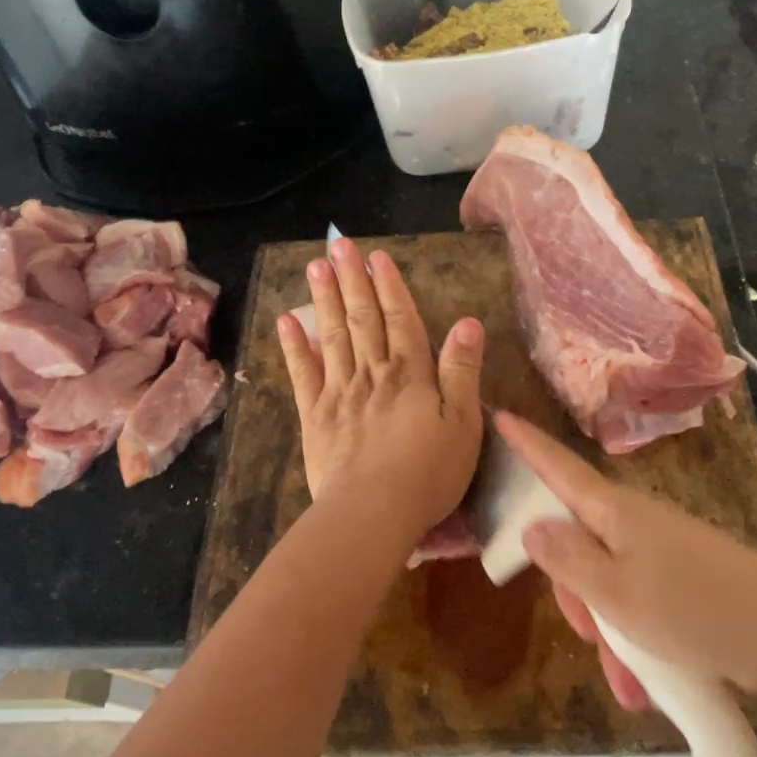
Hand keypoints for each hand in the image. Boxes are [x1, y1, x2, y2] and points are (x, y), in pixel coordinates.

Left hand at [277, 238, 484, 544]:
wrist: (372, 511)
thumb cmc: (428, 473)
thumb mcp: (463, 423)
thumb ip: (462, 371)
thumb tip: (468, 322)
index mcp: (410, 374)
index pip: (400, 320)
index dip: (390, 287)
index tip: (376, 257)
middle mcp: (373, 373)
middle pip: (362, 319)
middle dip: (351, 280)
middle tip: (338, 245)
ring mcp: (339, 392)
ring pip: (332, 336)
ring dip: (325, 300)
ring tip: (315, 267)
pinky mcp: (314, 416)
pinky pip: (303, 374)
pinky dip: (295, 346)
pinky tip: (287, 321)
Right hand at [497, 412, 756, 702]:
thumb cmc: (691, 606)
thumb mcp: (614, 591)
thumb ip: (567, 560)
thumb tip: (532, 526)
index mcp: (612, 512)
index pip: (558, 470)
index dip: (527, 446)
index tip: (500, 417)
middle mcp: (634, 525)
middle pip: (579, 545)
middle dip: (576, 596)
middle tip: (587, 635)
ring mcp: (662, 554)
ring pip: (610, 587)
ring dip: (611, 635)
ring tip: (629, 682)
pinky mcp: (684, 585)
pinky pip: (642, 610)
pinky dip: (639, 646)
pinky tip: (648, 686)